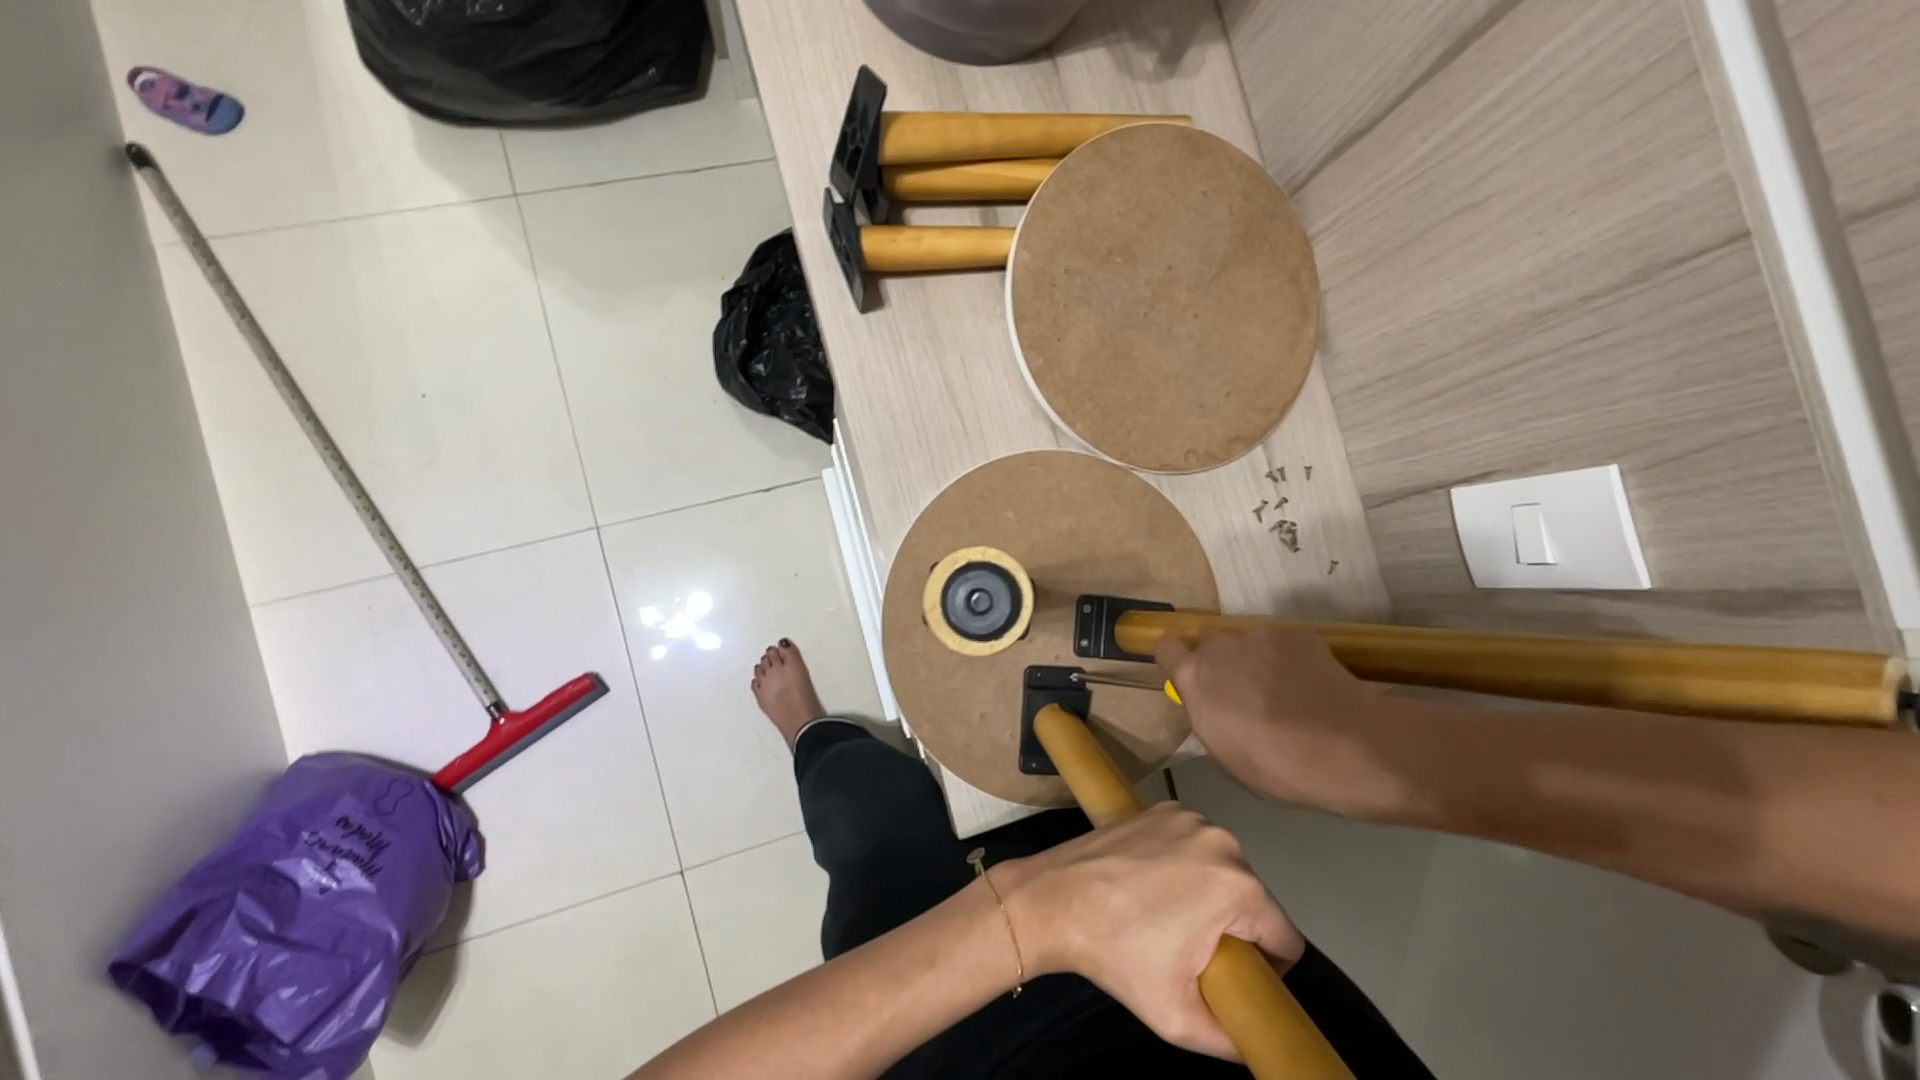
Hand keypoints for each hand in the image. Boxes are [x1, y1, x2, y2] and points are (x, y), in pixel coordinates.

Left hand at [997, 803, 1302, 1059]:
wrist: (1053, 900)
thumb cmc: (1116, 954)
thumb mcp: (1178, 1017)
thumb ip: (1229, 1039)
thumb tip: (1252, 1041)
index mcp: (1239, 887)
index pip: (1285, 939)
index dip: (1268, 970)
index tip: (1232, 979)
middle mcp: (1223, 841)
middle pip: (1254, 901)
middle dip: (1232, 930)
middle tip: (1188, 950)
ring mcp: (1189, 817)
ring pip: (1223, 870)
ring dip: (1206, 895)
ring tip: (1163, 916)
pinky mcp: (1161, 808)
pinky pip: (1193, 845)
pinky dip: (1182, 864)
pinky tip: (1149, 884)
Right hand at [1155, 626, 1399, 815]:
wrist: (1347, 747)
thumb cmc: (1277, 766)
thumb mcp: (1225, 753)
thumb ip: (1209, 717)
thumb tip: (1213, 707)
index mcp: (1194, 678)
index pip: (1166, 648)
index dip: (1178, 662)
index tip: (1193, 680)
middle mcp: (1221, 646)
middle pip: (1210, 644)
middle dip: (1222, 663)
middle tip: (1246, 694)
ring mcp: (1260, 635)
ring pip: (1249, 644)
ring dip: (1258, 662)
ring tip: (1288, 693)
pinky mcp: (1298, 633)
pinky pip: (1283, 644)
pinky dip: (1291, 660)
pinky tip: (1312, 686)